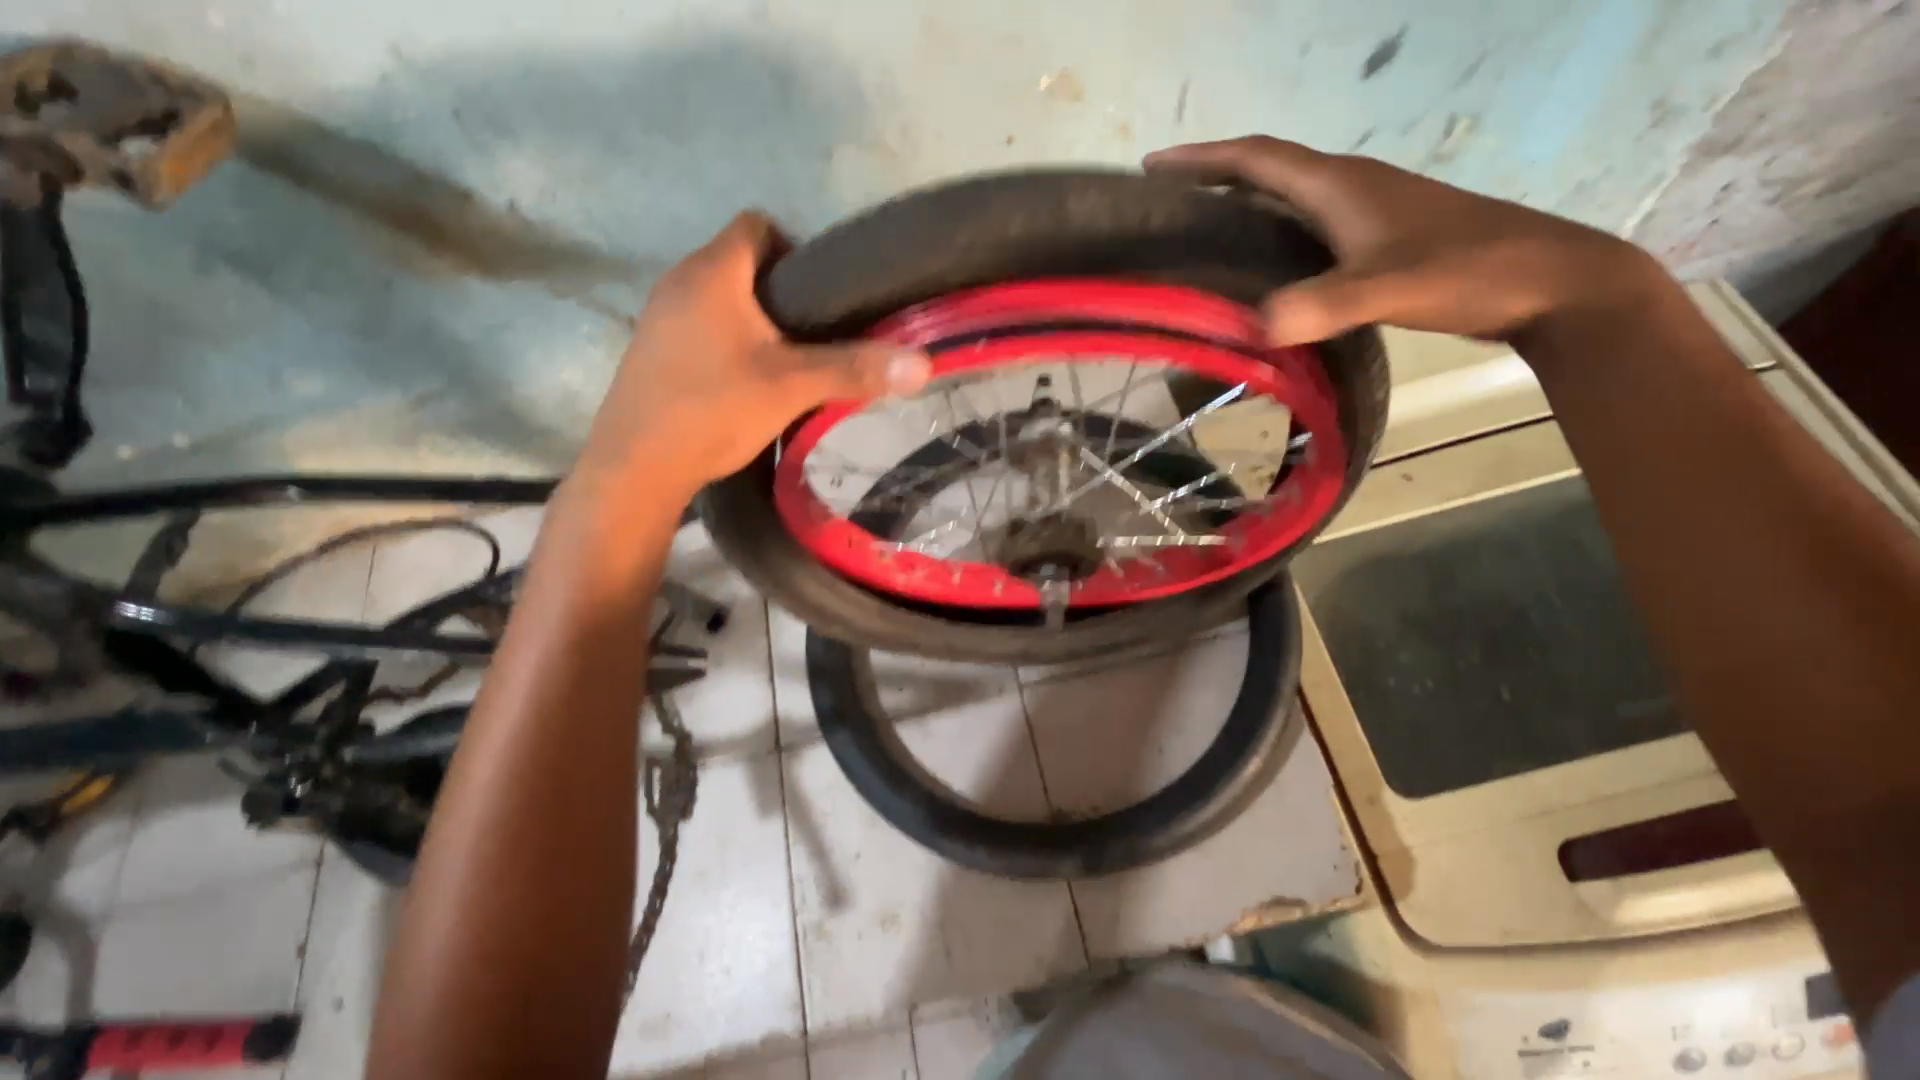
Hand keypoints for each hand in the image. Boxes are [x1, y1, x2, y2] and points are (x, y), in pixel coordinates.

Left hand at [578, 212, 930, 492]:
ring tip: (786, 360)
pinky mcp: (651, 348)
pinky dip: (726, 339)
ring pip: (720, 296)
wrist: (635, 466)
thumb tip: (923, 363)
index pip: (758, 224)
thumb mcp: (792, 387)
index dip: (797, 247)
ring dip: (753, 317)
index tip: (824, 293)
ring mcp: (659, 315)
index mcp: (713, 271)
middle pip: (741, 260)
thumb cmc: (712, 409)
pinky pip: (699, 324)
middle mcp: (680, 279)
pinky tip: (744, 382)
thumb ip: (854, 369)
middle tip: (815, 332)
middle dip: (781, 289)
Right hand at [1144, 136, 1670, 344]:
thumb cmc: (1467, 272)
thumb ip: (1322, 304)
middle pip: (1268, 169)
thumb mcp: (1388, 288)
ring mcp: (1372, 209)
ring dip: (1245, 202)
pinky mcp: (1386, 235)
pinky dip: (1276, 231)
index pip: (1257, 157)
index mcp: (1341, 184)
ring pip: (1291, 195)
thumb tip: (1254, 324)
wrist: (1552, 280)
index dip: (1202, 158)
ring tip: (1202, 230)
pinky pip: (1311, 223)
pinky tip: (1268, 264)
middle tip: (1166, 204)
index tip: (1152, 167)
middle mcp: (1351, 185)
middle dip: (1214, 177)